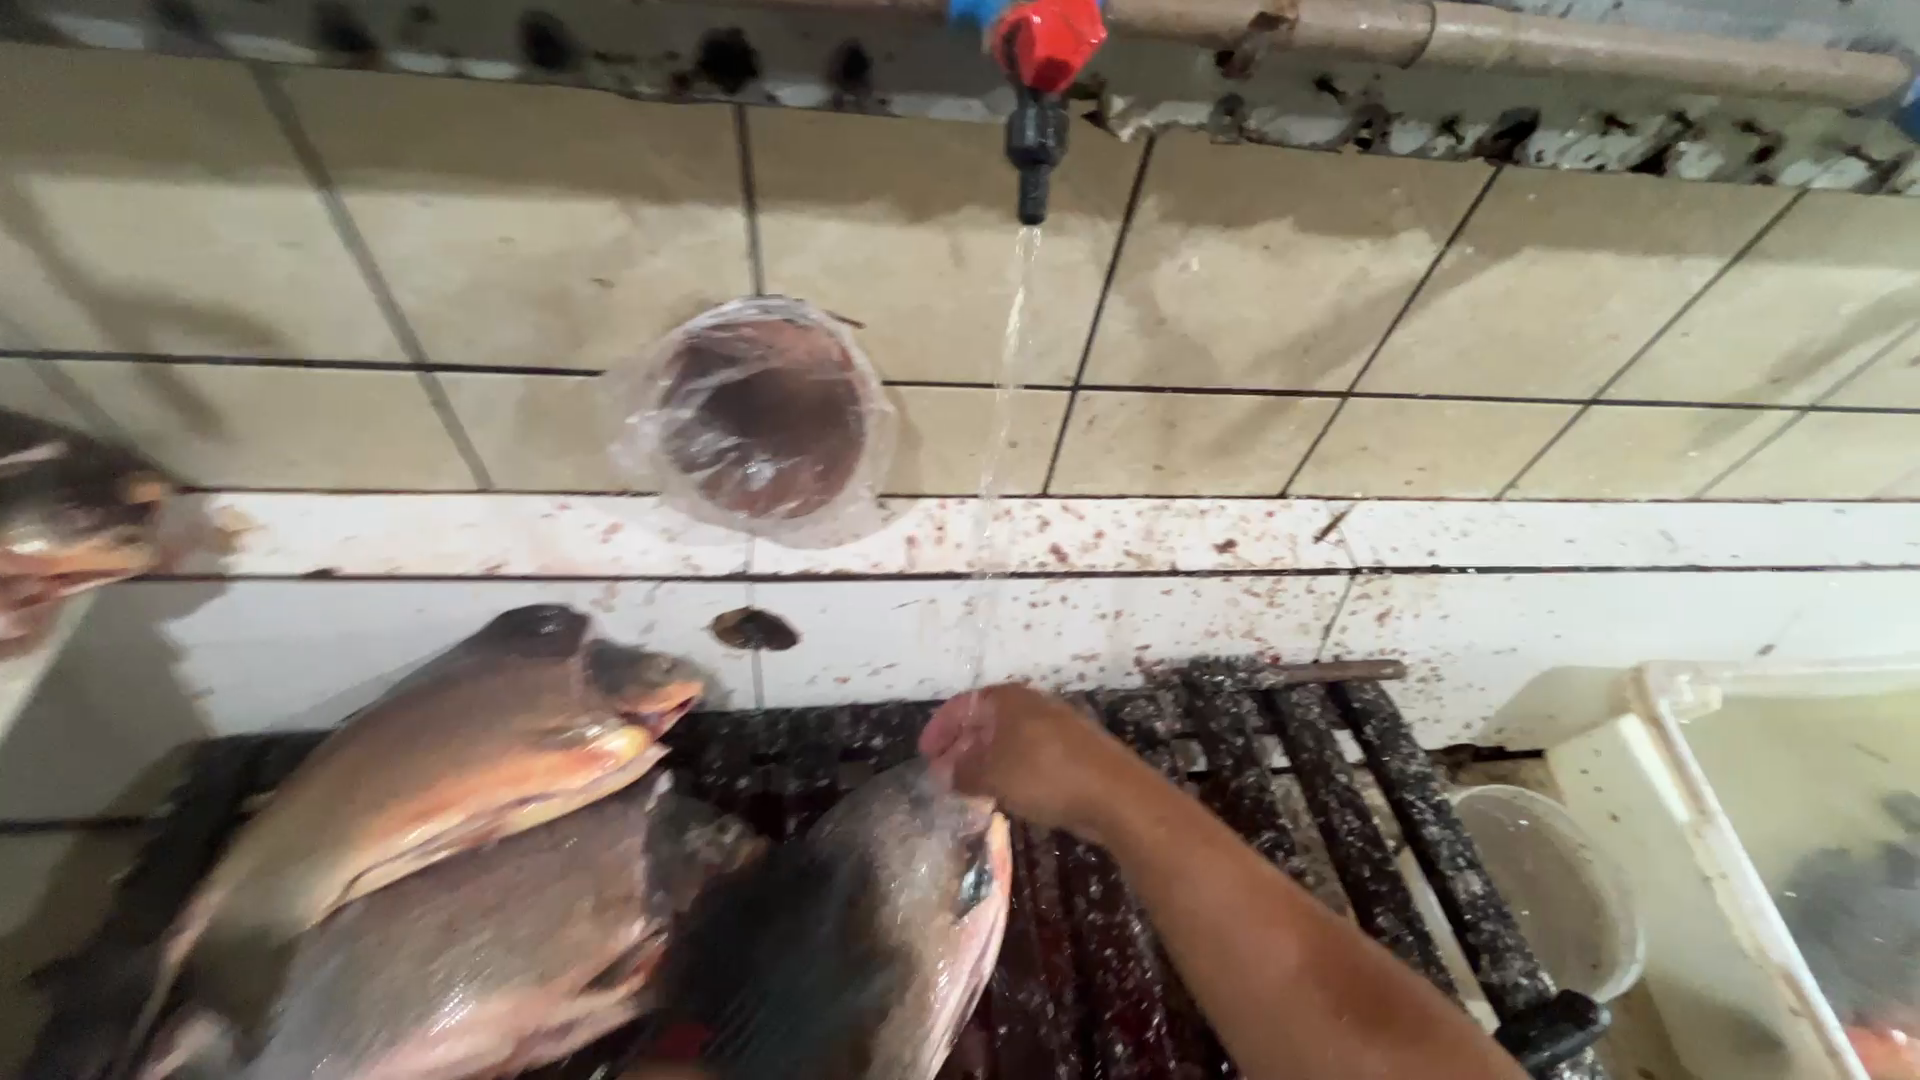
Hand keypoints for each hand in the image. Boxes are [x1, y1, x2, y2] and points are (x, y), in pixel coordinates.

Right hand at [919, 683, 1145, 840]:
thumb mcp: (993, 774)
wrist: (1116, 796)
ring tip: (967, 787)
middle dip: (961, 746)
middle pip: (985, 720)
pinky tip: (1004, 793)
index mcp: (1009, 700)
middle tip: (942, 773)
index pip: (963, 705)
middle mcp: (1032, 706)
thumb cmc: (1046, 775)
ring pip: (1008, 740)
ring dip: (984, 761)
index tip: (924, 753)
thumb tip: (943, 772)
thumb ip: (962, 772)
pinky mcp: (1073, 753)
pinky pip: (1028, 756)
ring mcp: (1056, 728)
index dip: (939, 728)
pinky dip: (1009, 770)